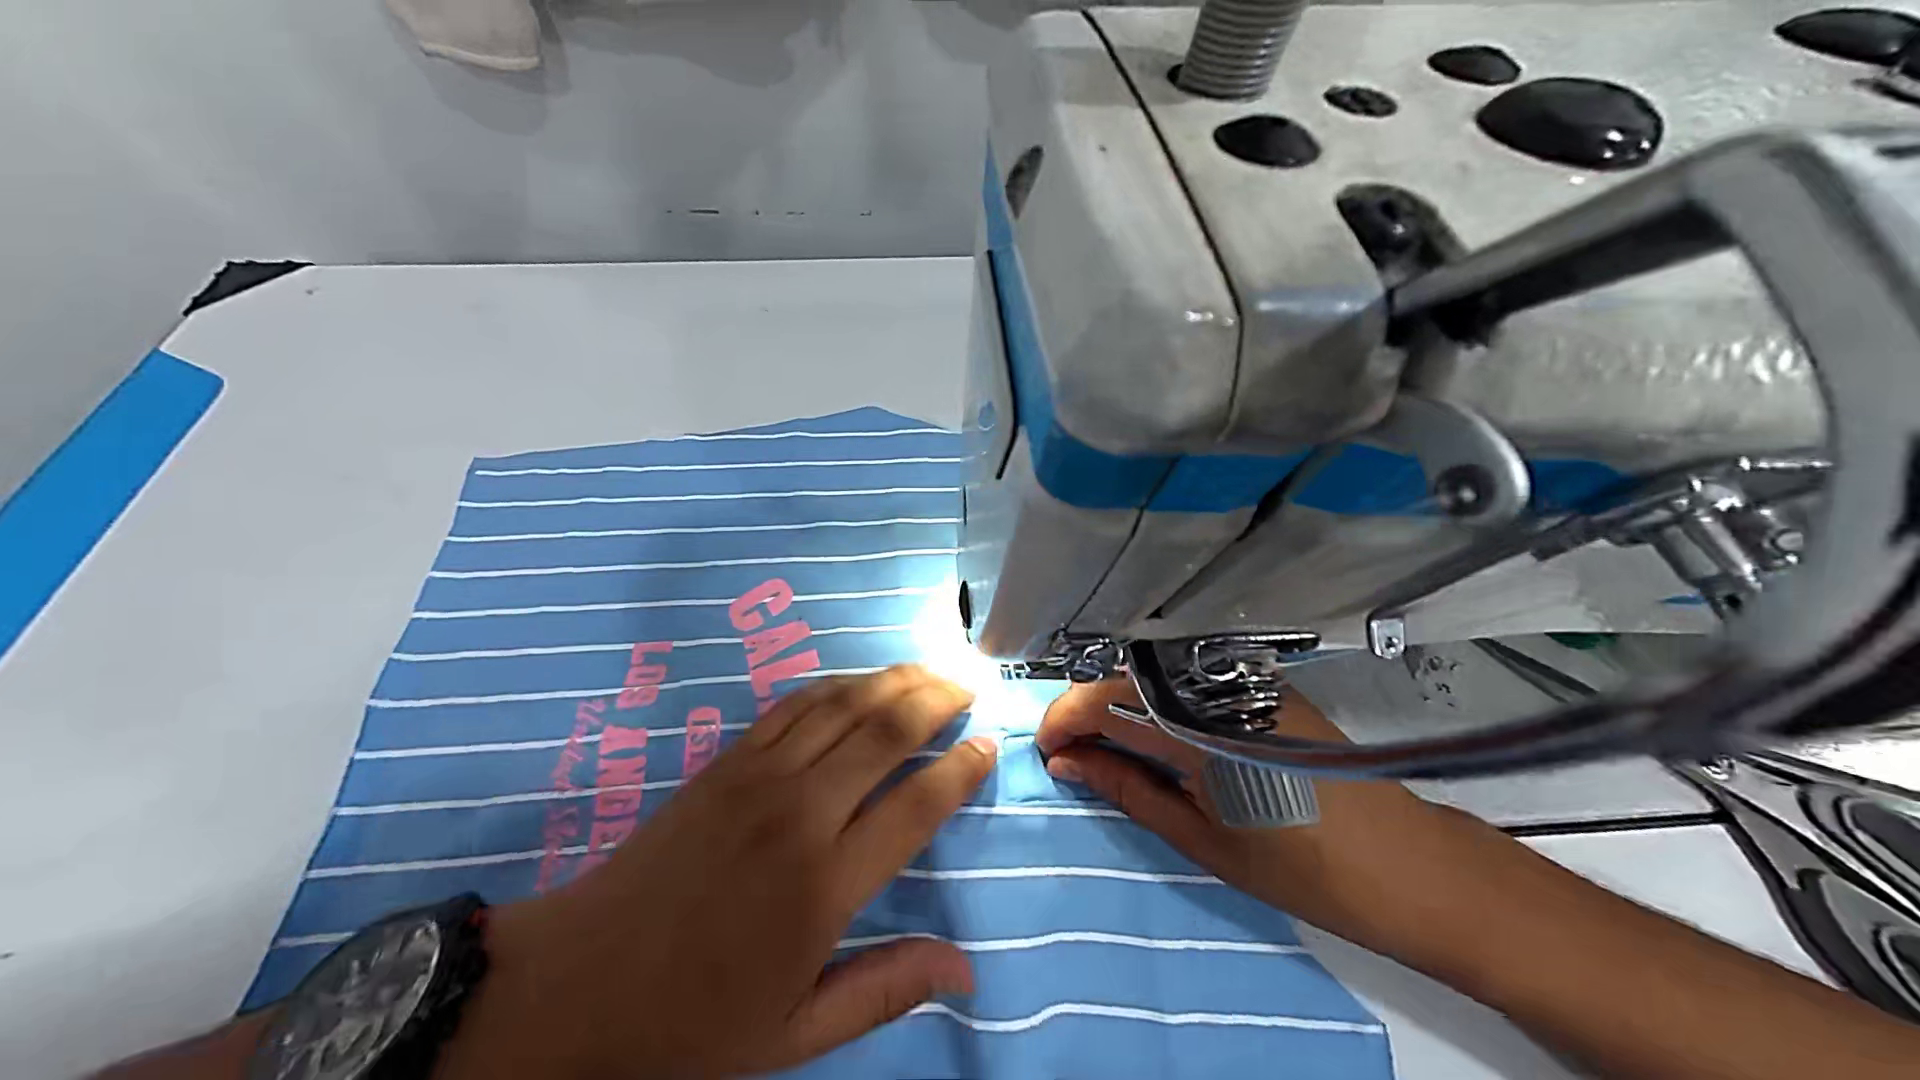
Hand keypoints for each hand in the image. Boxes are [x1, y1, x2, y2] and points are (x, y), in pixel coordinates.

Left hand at [436, 665, 997, 1079]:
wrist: (577, 983)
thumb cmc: (694, 1019)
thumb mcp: (796, 1033)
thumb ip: (885, 988)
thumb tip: (967, 968)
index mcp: (826, 884)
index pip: (917, 803)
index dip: (962, 767)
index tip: (990, 744)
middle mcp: (800, 812)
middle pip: (886, 731)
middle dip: (937, 698)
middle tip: (969, 684)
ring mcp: (758, 776)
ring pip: (843, 704)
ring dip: (893, 680)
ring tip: (930, 671)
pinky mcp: (726, 761)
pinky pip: (794, 704)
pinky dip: (837, 684)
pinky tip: (860, 682)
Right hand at [1035, 679, 1499, 948]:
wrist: (1406, 863)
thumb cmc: (1298, 867)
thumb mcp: (1199, 836)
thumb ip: (1125, 788)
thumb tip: (1065, 762)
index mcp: (1195, 726)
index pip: (1101, 700)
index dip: (1061, 721)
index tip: (1046, 752)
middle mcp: (1215, 685)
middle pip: (1123, 680)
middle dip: (1086, 713)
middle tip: (1075, 756)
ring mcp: (1242, 678)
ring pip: (1153, 676)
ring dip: (1121, 706)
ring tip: (1113, 750)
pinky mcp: (1262, 682)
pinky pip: (1187, 680)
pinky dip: (1158, 703)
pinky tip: (1159, 737)